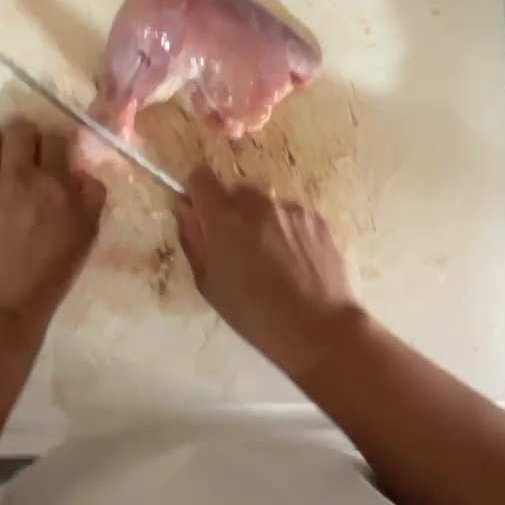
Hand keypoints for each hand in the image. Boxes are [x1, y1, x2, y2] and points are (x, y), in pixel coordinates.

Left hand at [0, 122, 106, 329]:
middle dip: (26, 137)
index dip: (55, 145)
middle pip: (19, 128)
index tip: (52, 157)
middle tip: (25, 155)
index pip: (54, 138)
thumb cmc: (51, 269)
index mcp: (52, 184)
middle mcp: (17, 176)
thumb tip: (83, 173)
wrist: (5, 300)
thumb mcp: (87, 234)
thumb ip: (92, 196)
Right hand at [175, 167, 363, 376]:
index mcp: (225, 217)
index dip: (198, 193)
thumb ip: (193, 239)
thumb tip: (185, 210)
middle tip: (238, 249)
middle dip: (231, 212)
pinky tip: (295, 263)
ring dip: (261, 221)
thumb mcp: (209, 284)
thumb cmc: (254, 314)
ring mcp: (291, 209)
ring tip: (272, 260)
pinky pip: (292, 216)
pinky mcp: (317, 219)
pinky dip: (288, 231)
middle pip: (235, 191)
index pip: (201, 176)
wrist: (319, 328)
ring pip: (266, 204)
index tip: (202, 215)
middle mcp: (258, 202)